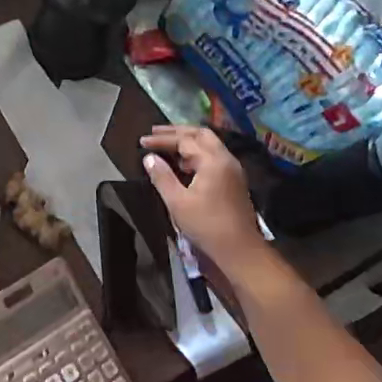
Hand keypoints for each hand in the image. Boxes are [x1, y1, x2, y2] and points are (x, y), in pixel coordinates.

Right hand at [140, 125, 265, 270]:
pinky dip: (196, 153)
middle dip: (177, 132)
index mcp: (213, 161)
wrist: (239, 249)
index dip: (162, 139)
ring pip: (209, 145)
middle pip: (201, 135)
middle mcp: (226, 159)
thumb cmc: (206, 225)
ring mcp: (232, 169)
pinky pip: (213, 157)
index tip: (142, 141)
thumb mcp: (177, 202)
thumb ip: (162, 177)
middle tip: (155, 132)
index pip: (184, 140)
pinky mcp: (233, 181)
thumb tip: (149, 158)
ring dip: (188, 141)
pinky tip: (183, 163)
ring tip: (166, 146)